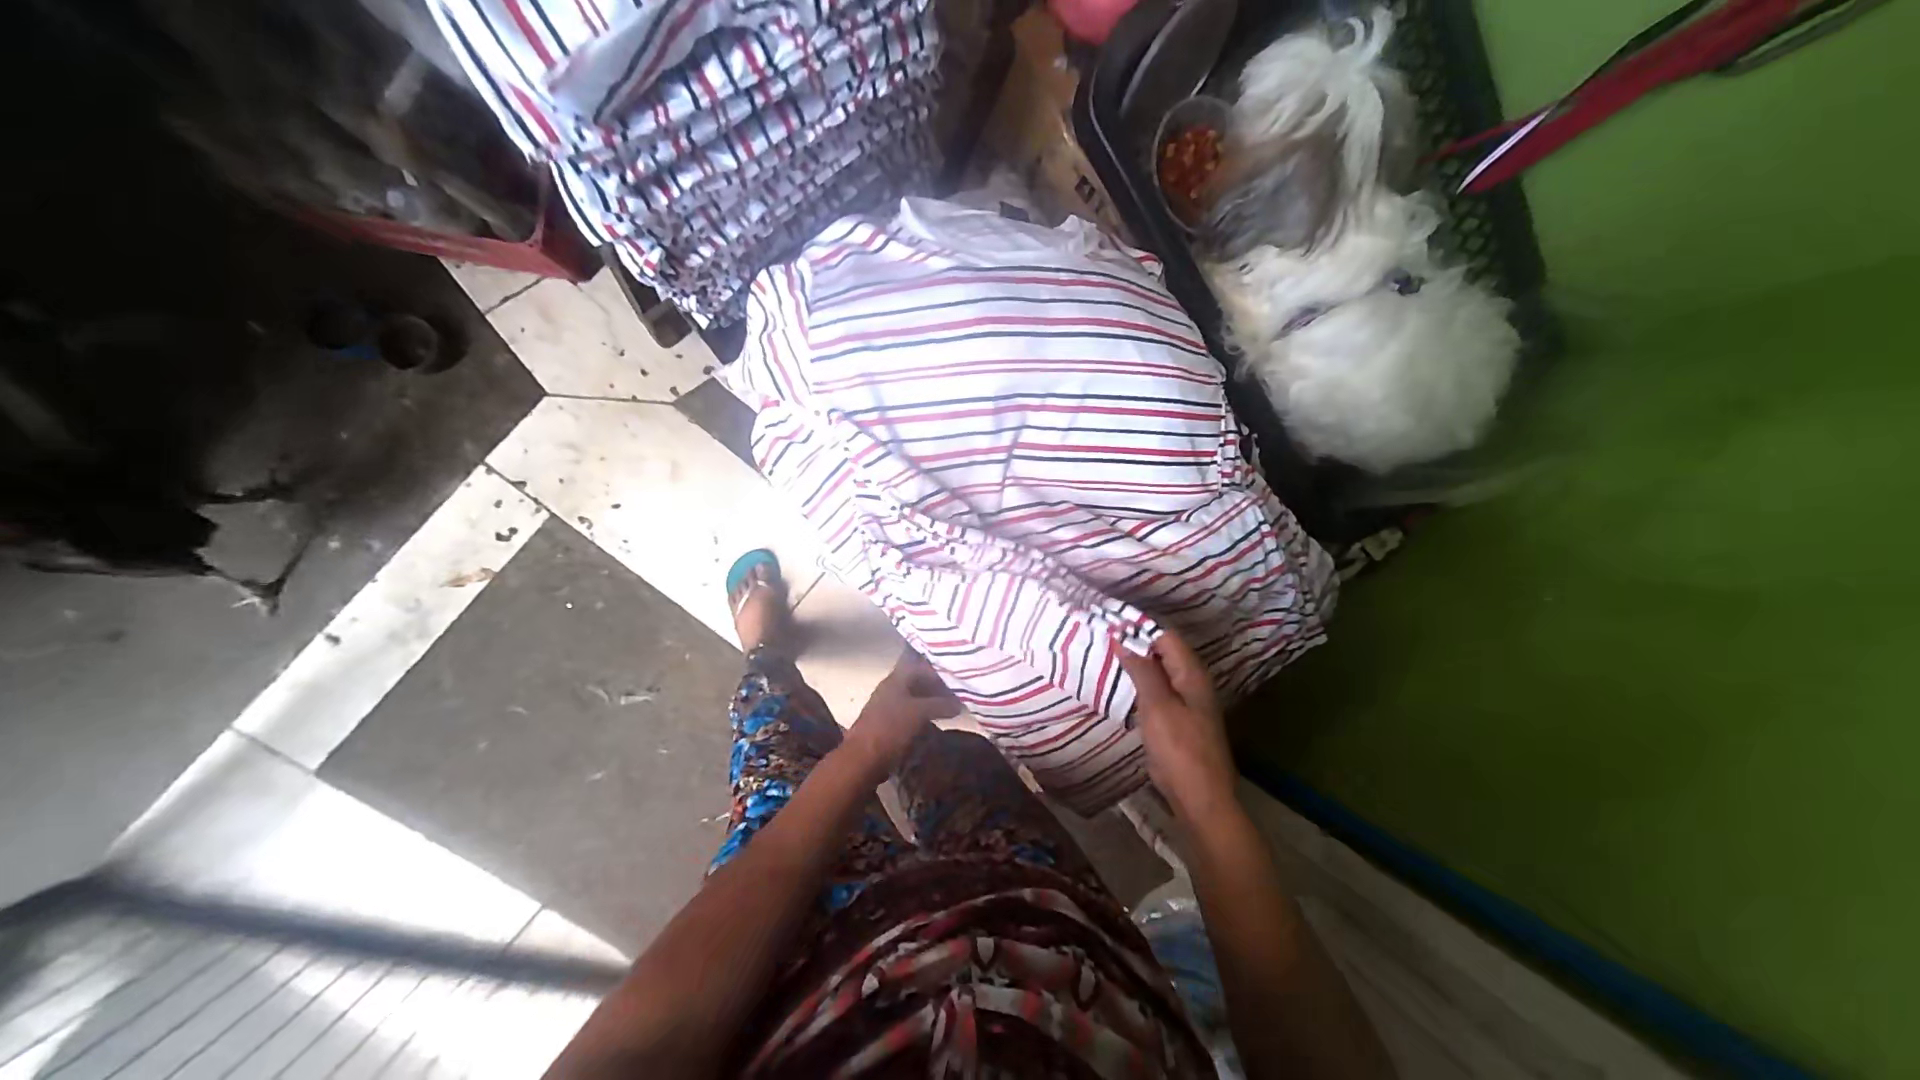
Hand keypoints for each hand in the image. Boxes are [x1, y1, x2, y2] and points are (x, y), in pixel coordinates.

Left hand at [843, 649, 961, 778]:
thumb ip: (940, 704)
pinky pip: (911, 714)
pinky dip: (924, 716)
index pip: (917, 664)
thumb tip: (959, 704)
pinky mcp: (888, 725)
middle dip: (936, 686)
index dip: (936, 667)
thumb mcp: (919, 713)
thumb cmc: (890, 729)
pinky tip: (936, 722)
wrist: (863, 759)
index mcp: (894, 680)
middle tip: (957, 692)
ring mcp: (888, 708)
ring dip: (931, 702)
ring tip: (951, 708)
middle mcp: (890, 690)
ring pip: (914, 698)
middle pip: (916, 681)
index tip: (954, 673)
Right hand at [1118, 629, 1238, 821]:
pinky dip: (1141, 688)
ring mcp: (1188, 703)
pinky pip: (1159, 694)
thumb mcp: (1157, 705)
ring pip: (1160, 674)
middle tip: (1102, 644)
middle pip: (1163, 653)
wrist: (1201, 798)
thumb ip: (1142, 669)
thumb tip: (1124, 639)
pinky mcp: (1180, 722)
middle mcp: (1194, 683)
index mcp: (1192, 674)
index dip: (1139, 629)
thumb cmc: (1179, 749)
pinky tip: (1122, 692)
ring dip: (1136, 668)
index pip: (1166, 636)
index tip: (1108, 628)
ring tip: (1105, 663)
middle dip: (1135, 646)